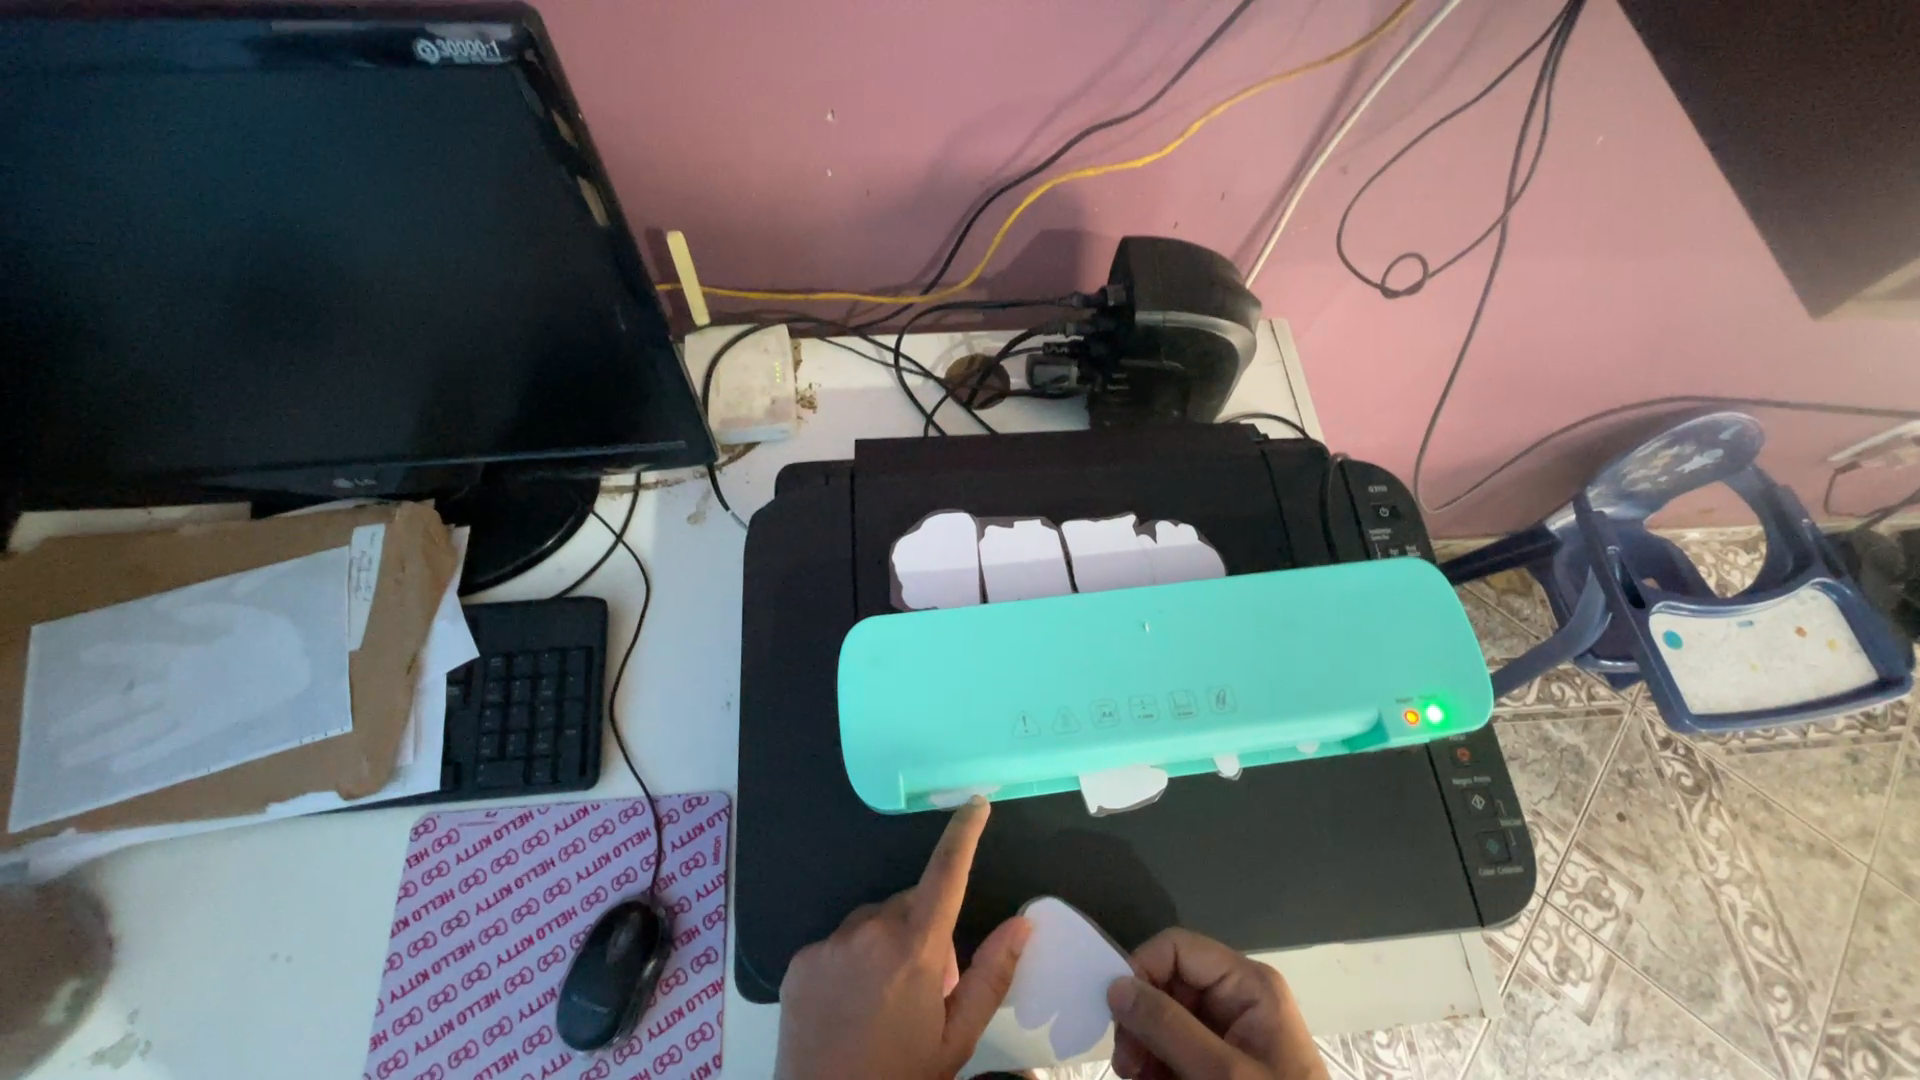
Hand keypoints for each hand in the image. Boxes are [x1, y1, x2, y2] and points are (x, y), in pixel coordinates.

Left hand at [775, 796, 1031, 1079]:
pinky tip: (848, 1004)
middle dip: (925, 928)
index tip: (976, 802)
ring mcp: (830, 943)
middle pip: (910, 903)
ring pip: (874, 921)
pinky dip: (851, 960)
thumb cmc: (900, 1076)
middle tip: (924, 986)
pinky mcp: (801, 958)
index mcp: (916, 948)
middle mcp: (871, 930)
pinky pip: (839, 942)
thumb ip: (991, 975)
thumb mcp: (956, 1038)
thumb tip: (1022, 922)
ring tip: (882, 1000)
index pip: (946, 872)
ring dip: (887, 943)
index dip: (963, 833)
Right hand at [1107, 929, 1326, 1079]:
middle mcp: (1235, 997)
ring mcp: (1228, 1030)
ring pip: (1164, 1018)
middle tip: (1126, 1066)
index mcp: (1247, 984)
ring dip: (1143, 1049)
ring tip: (1137, 1079)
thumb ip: (1168, 1028)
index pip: (1177, 948)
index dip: (1141, 971)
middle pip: (1166, 983)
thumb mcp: (1221, 1075)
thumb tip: (1115, 986)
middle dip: (1141, 1021)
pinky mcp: (1219, 1061)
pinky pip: (1174, 1048)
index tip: (1118, 1016)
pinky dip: (1156, 1066)